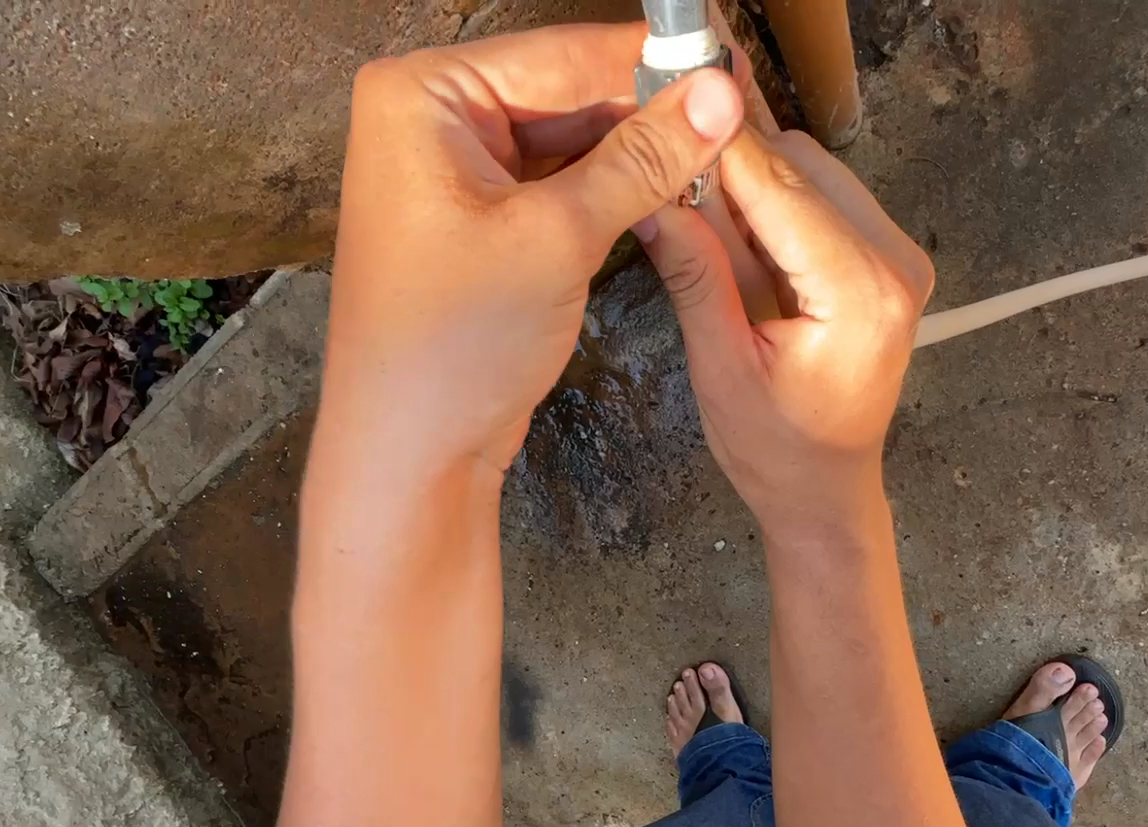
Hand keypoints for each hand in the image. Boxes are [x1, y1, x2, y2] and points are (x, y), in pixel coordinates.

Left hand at [321, 24, 745, 474]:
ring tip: (711, 161)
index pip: (560, 56)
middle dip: (645, 115)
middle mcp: (435, 126)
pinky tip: (664, 198)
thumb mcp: (556, 239)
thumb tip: (718, 94)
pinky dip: (608, 198)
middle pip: (563, 98)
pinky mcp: (484, 232)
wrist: (415, 448)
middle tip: (731, 122)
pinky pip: (557, 194)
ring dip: (633, 161)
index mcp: (425, 98)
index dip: (652, 62)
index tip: (728, 66)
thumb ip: (640, 162)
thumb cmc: (458, 342)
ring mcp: (459, 182)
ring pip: (567, 149)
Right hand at [635, 129, 933, 533]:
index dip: (719, 150)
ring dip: (755, 186)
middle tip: (671, 179)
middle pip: (806, 169)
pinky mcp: (891, 267)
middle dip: (734, 167)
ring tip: (700, 217)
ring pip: (818, 177)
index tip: (664, 115)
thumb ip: (696, 275)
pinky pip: (829, 205)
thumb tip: (653, 196)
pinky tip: (740, 236)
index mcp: (860, 294)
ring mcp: (902, 261)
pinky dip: (778, 207)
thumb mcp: (721, 368)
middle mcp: (897, 263)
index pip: (782, 191)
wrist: (825, 492)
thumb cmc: (773, 451)